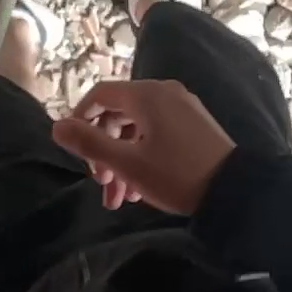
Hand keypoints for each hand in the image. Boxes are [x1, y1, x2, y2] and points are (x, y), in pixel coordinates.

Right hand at [51, 80, 236, 215]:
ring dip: (122, 160)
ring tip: (119, 199)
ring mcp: (182, 107)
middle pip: (119, 113)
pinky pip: (157, 132)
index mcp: (146, 94)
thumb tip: (56, 127)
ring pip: (138, 128)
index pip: (100, 95)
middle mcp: (163, 92)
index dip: (81, 118)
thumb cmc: (176, 175)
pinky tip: (140, 189)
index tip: (73, 148)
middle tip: (100, 184)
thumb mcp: (128, 164)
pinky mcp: (194, 125)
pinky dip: (142, 155)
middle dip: (103, 150)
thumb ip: (90, 144)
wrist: (236, 191)